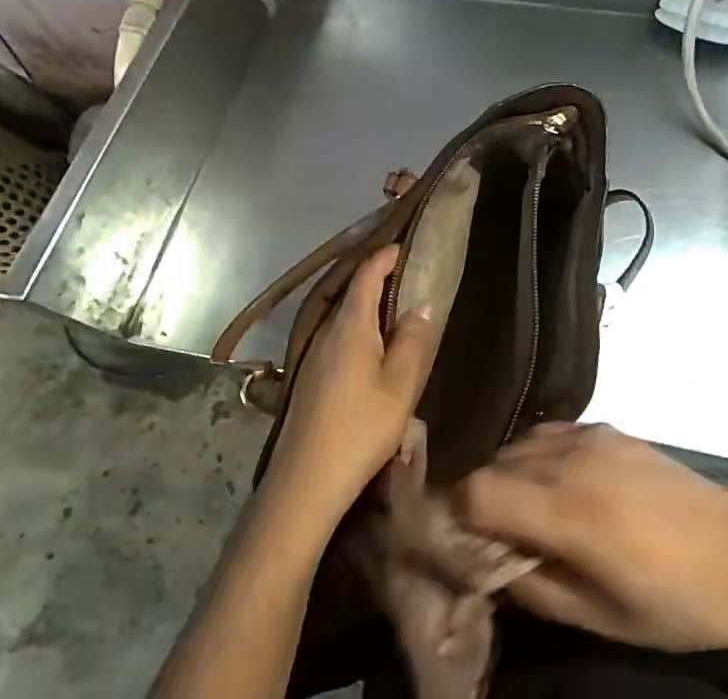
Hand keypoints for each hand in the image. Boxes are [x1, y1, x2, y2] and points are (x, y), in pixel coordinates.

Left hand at [265, 244, 438, 521]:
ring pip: (342, 315)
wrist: (305, 480)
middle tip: (406, 274)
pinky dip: (356, 326)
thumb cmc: (360, 428)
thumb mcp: (400, 386)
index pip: (365, 275)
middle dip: (376, 277)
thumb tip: (422, 304)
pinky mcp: (309, 375)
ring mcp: (313, 354)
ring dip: (365, 304)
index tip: (405, 247)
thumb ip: (413, 341)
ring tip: (394, 307)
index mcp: (349, 326)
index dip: (384, 257)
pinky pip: (335, 335)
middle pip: (350, 291)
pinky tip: (370, 347)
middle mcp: (326, 331)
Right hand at [456, 423, 727, 651]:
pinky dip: (535, 458)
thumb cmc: (680, 603)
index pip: (477, 492)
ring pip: (515, 446)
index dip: (458, 518)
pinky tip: (557, 485)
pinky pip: (546, 434)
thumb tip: (487, 565)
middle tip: (497, 537)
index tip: (465, 544)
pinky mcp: (606, 427)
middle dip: (481, 501)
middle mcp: (572, 460)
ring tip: (530, 513)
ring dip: (508, 478)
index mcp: (571, 512)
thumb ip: (534, 589)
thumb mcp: (604, 619)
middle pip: (490, 465)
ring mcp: (590, 437)